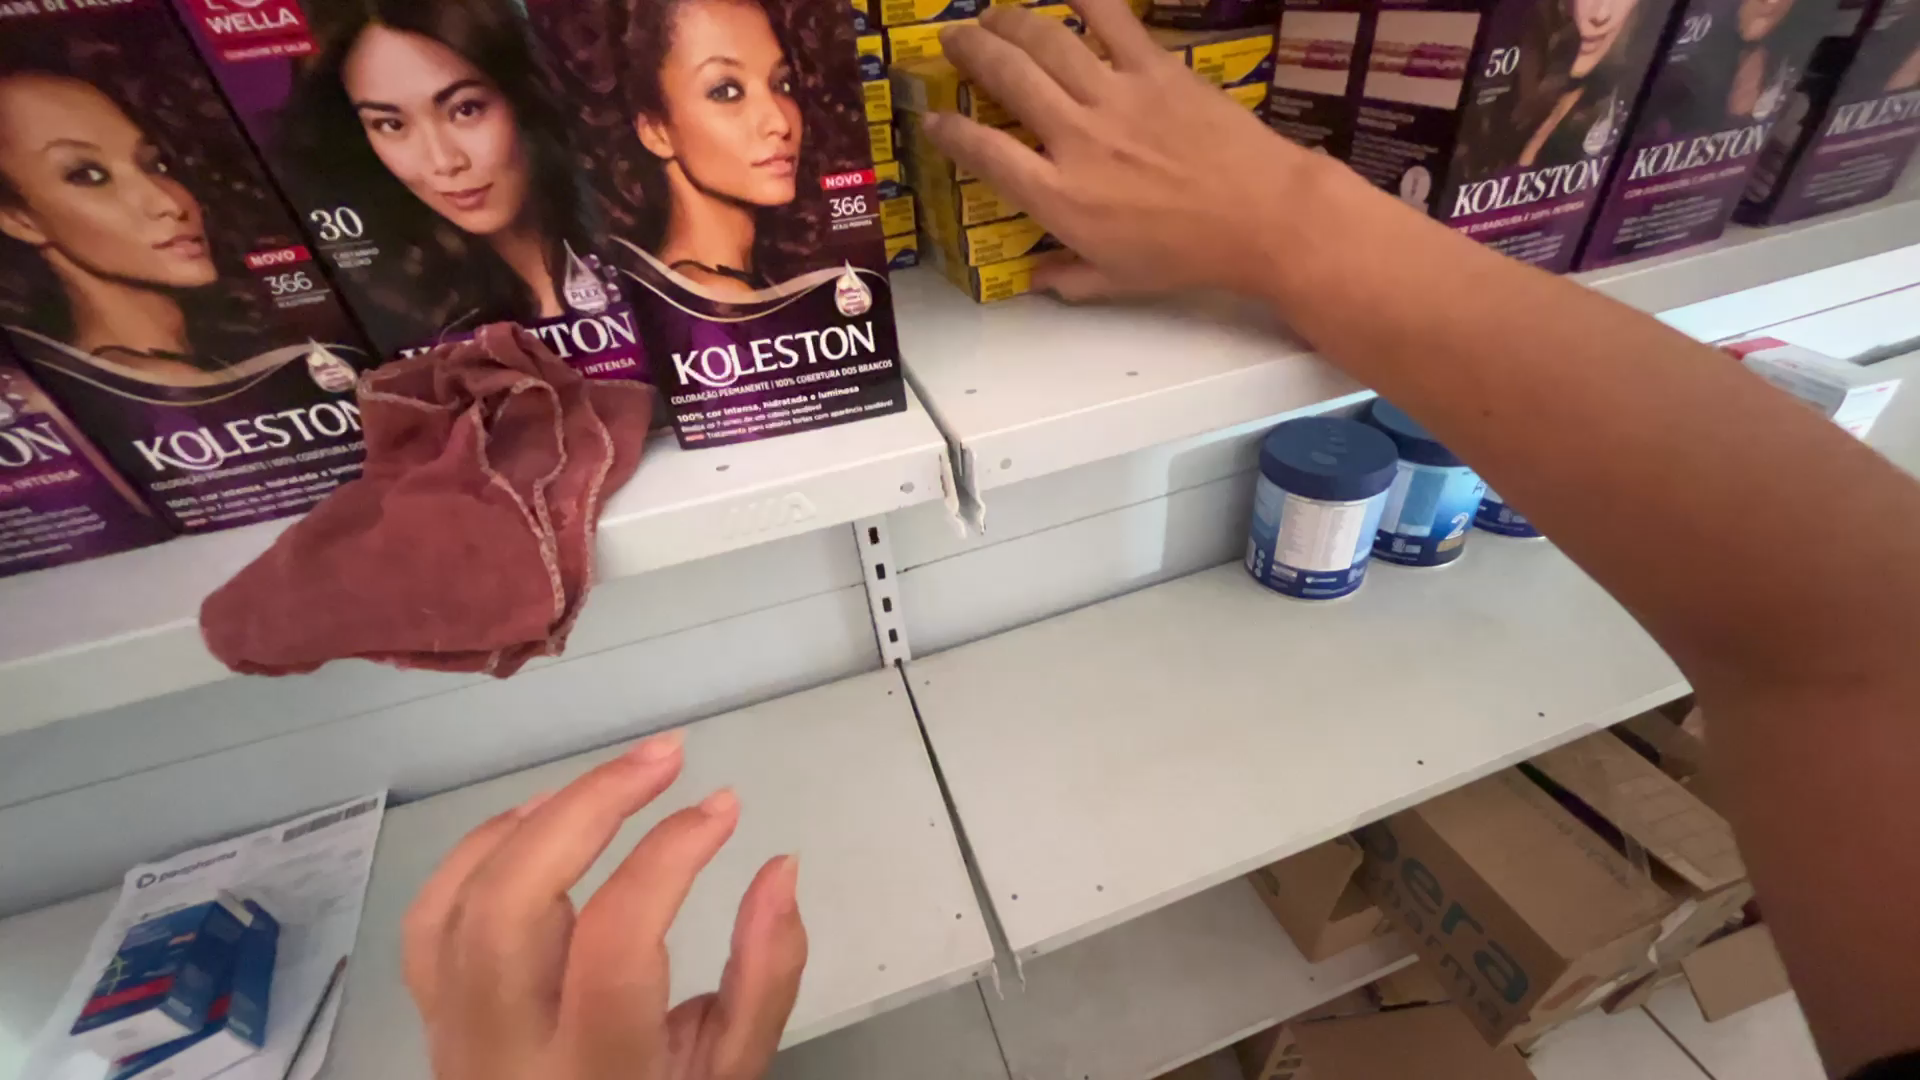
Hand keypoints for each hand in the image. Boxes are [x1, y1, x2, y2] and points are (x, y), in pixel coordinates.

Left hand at [402, 731, 806, 1079]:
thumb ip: (766, 973)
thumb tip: (781, 866)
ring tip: (617, 777)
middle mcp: (503, 1051)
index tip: (724, 805)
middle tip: (666, 756)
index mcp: (594, 1070)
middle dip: (592, 804)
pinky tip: (545, 815)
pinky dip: (484, 846)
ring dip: (542, 815)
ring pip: (458, 903)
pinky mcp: (436, 1016)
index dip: (672, 852)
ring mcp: (453, 1033)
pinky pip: (434, 921)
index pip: (616, 938)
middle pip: (511, 903)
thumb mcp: (732, 1071)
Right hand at [925, 0, 1317, 299]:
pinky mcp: (1156, 69)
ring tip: (991, 12)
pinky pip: (1114, 18)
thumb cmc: (1181, 257)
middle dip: (970, 51)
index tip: (931, 120)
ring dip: (1011, 18)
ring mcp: (1116, 97)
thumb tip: (1032, 282)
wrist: (1256, 216)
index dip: (951, 132)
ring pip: (1049, 40)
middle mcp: (1077, 138)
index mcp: (1060, 197)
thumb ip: (1065, 280)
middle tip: (950, 38)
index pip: (987, 153)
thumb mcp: (1114, 282)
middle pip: (1009, 78)